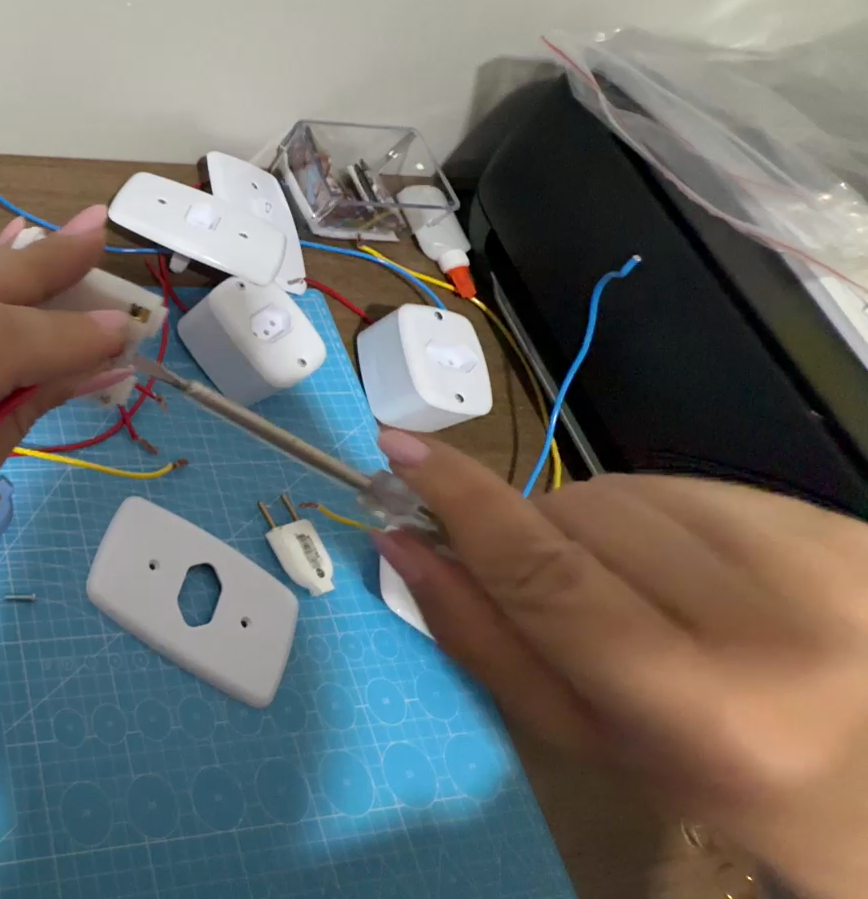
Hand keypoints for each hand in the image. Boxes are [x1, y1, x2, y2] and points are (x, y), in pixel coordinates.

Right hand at [373, 431, 867, 898]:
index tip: (398, 448)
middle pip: (579, 518)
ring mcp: (835, 572)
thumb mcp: (578, 731)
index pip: (543, 572)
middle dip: (535, 533)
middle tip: (558, 586)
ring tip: (637, 585)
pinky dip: (658, 516)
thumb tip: (400, 540)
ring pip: (627, 491)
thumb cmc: (705, 773)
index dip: (461, 502)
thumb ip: (478, 635)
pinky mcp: (852, 532)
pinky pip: (690, 484)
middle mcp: (782, 632)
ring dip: (596, 524)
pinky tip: (693, 570)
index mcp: (701, 708)